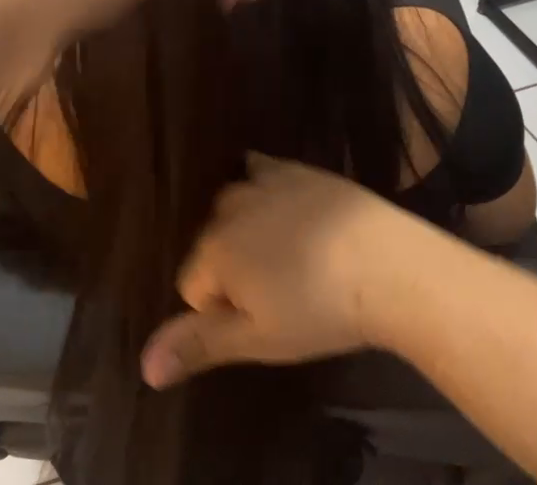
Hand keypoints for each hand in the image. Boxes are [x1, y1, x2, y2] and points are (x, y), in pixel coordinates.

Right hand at [141, 155, 430, 388]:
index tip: (262, 321)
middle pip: (213, 246)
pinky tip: (289, 208)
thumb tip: (144, 365)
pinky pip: (261, 172)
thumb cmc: (321, 311)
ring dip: (250, 233)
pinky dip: (265, 189)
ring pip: (236, 212)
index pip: (193, 288)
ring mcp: (262, 182)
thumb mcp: (258, 340)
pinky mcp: (296, 170)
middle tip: (281, 295)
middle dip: (234, 270)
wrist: (392, 267)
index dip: (222, 312)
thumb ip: (198, 344)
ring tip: (293, 260)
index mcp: (212, 250)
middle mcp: (227, 208)